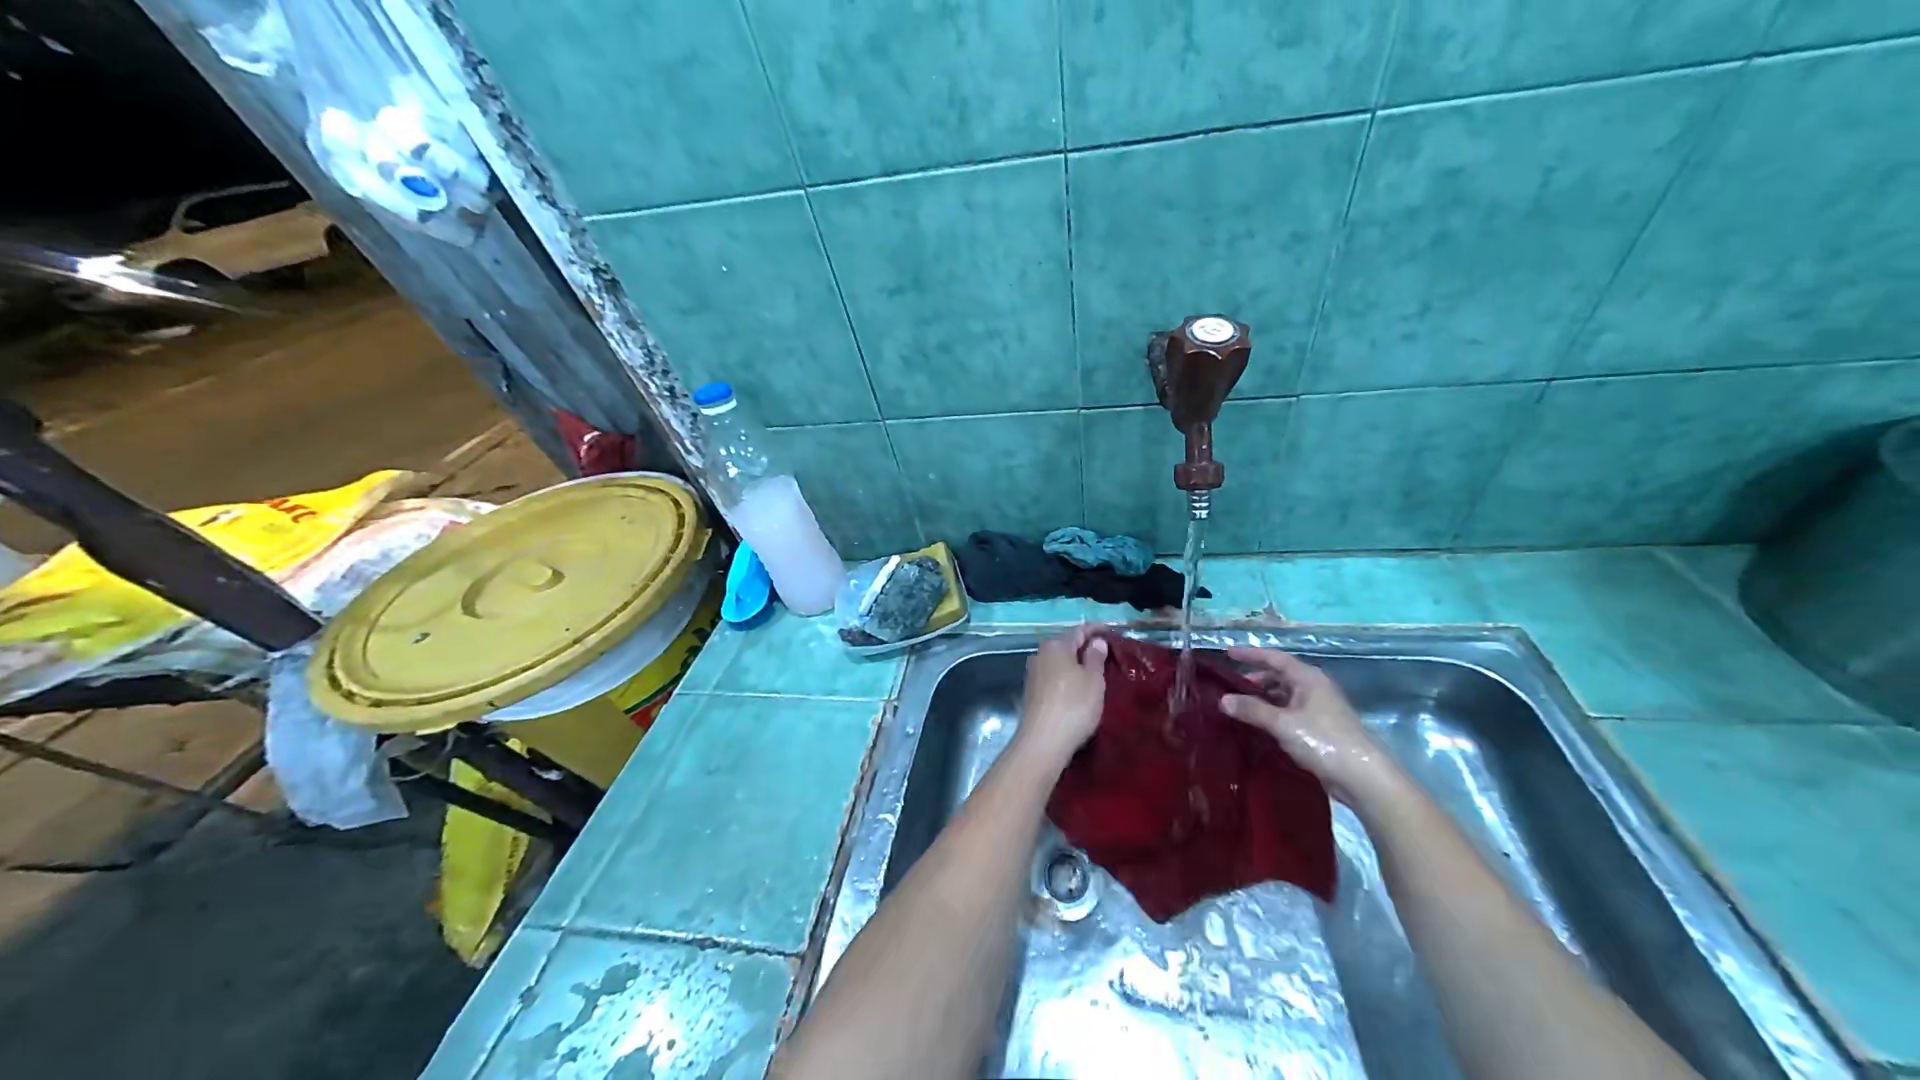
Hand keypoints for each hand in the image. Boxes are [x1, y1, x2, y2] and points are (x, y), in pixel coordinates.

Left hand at [1014, 625, 1108, 765]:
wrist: (1043, 741)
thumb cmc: (1074, 705)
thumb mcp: (1093, 679)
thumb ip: (1095, 657)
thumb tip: (1095, 641)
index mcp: (1056, 645)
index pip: (1079, 630)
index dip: (1096, 629)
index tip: (1111, 630)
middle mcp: (1040, 654)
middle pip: (1066, 644)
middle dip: (1085, 646)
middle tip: (1106, 652)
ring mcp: (1034, 673)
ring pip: (1059, 661)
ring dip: (1076, 663)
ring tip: (1096, 670)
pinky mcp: (1032, 692)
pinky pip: (1054, 676)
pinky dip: (1067, 676)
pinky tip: (1078, 686)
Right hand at [1220, 647, 1401, 805]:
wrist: (1363, 777)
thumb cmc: (1323, 741)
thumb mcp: (1282, 724)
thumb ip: (1251, 710)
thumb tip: (1222, 699)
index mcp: (1308, 678)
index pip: (1274, 658)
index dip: (1250, 654)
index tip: (1227, 653)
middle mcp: (1314, 688)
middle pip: (1279, 676)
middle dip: (1253, 680)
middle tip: (1228, 689)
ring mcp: (1319, 708)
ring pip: (1284, 696)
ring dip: (1262, 700)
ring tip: (1239, 709)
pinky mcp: (1320, 728)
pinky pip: (1289, 713)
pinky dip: (1272, 715)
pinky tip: (1258, 726)